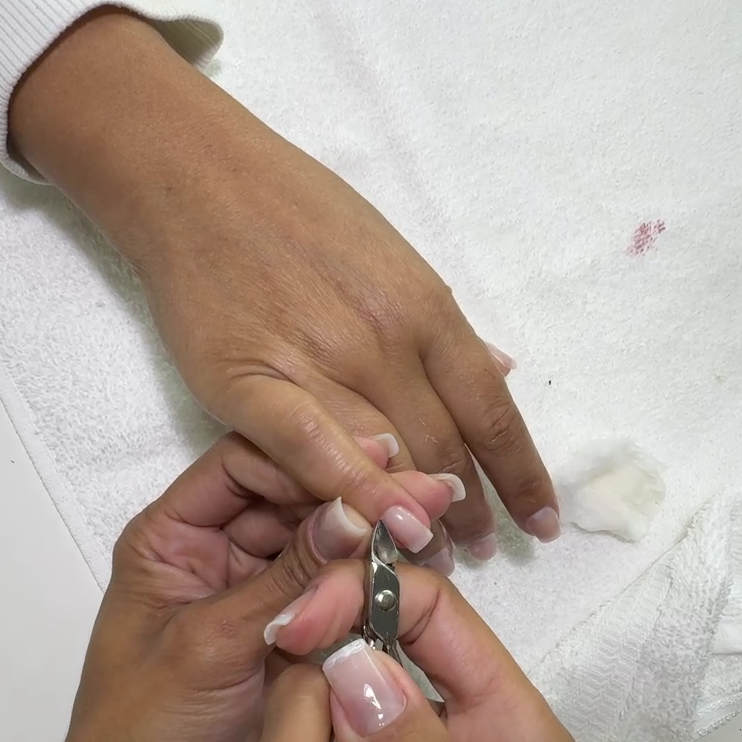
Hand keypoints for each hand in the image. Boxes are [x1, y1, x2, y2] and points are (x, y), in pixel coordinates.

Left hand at [0, 434, 457, 741]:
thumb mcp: (212, 649)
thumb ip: (286, 578)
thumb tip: (358, 510)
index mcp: (174, 534)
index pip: (249, 463)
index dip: (313, 458)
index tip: (382, 472)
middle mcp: (215, 546)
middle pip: (291, 493)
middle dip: (357, 491)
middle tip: (429, 491)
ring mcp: (252, 586)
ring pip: (318, 535)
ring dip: (371, 529)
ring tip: (436, 517)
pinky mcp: (284, 626)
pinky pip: (330, 583)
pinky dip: (369, 575)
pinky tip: (415, 562)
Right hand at [8, 10, 560, 564]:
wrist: (199, 180)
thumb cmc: (300, 213)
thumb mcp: (393, 256)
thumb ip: (444, 326)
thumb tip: (502, 370)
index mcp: (426, 308)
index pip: (493, 411)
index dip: (522, 476)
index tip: (541, 522)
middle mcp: (387, 341)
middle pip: (447, 447)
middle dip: (468, 511)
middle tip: (479, 553)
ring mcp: (322, 362)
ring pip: (391, 461)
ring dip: (420, 520)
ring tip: (435, 561)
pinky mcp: (252, 382)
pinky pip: (313, 452)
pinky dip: (357, 498)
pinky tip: (384, 536)